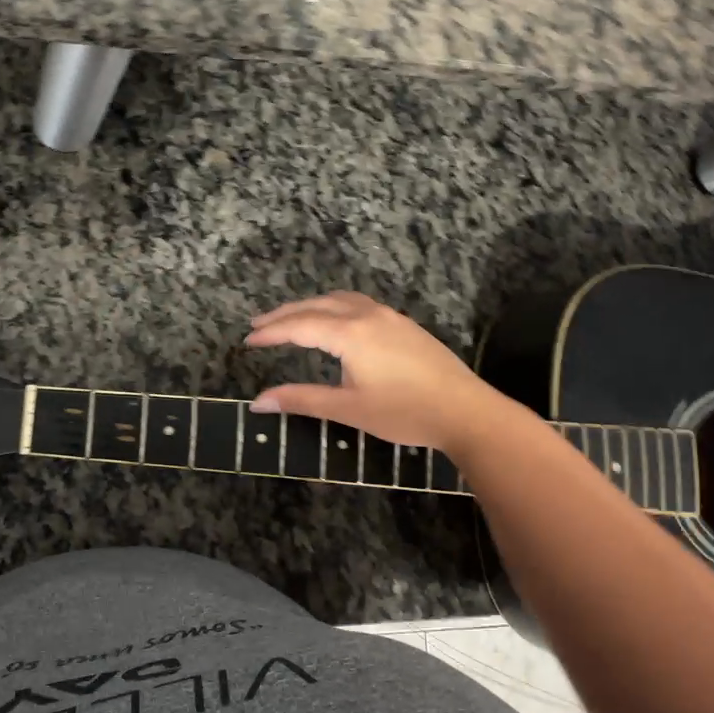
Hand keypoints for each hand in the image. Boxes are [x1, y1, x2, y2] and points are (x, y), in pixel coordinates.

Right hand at [246, 292, 521, 455]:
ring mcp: (389, 317)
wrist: (466, 411)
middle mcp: (367, 315)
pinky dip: (333, 307)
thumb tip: (259, 401)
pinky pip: (358, 303)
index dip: (271, 333)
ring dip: (310, 306)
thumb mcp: (347, 409)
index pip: (299, 326)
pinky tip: (334, 322)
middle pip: (316, 306)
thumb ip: (301, 400)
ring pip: (339, 300)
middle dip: (285, 314)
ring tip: (290, 318)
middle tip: (258, 325)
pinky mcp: (404, 325)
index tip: (247, 340)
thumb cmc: (404, 412)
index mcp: (349, 333)